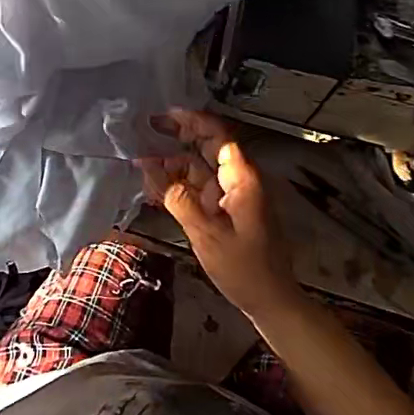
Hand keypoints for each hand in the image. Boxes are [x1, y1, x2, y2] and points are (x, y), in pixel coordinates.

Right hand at [137, 109, 299, 320]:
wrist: (271, 300)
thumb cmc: (244, 268)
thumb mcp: (207, 235)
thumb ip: (179, 200)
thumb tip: (153, 170)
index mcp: (242, 179)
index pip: (218, 135)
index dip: (192, 120)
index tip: (165, 114)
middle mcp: (238, 180)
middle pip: (208, 146)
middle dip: (180, 135)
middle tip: (147, 128)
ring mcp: (232, 195)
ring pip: (201, 168)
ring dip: (174, 162)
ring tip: (142, 160)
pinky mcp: (226, 210)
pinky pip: (200, 188)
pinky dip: (180, 184)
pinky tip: (156, 184)